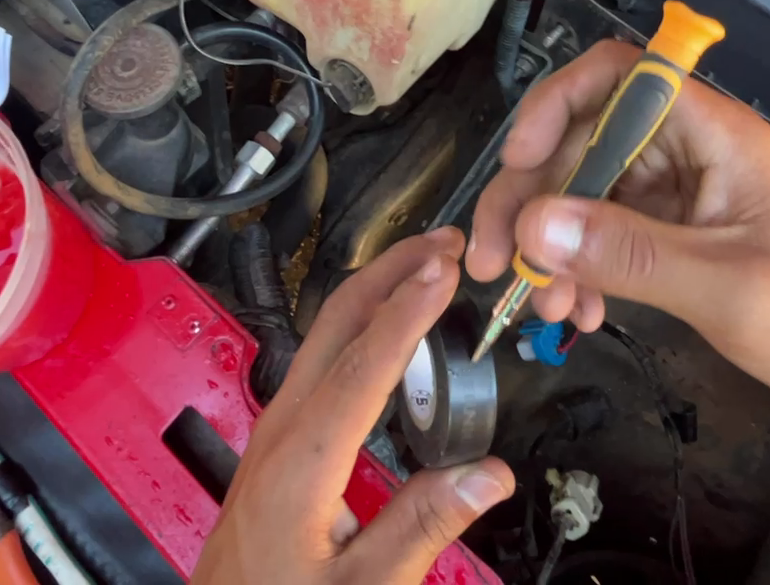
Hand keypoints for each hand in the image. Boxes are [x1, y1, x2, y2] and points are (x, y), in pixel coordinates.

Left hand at [193, 228, 514, 584]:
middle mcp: (285, 420)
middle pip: (339, 318)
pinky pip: (326, 351)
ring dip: (380, 286)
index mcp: (303, 456)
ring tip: (428, 265)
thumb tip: (490, 472)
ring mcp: (279, 418)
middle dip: (393, 269)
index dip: (410, 310)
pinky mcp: (283, 427)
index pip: (365, 363)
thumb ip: (422, 527)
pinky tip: (394, 319)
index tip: (446, 268)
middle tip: (445, 243)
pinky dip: (366, 318)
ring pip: (330, 328)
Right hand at [466, 40, 769, 414]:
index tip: (520, 161)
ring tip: (536, 305)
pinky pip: (599, 234)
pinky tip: (574, 311)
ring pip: (580, 192)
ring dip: (546, 245)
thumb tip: (531, 229)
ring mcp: (671, 190)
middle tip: (489, 260)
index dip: (556, 102)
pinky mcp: (667, 230)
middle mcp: (681, 147)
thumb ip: (629, 255)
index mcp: (708, 131)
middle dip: (529, 199)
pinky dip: (576, 268)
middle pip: (578, 142)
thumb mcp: (729, 288)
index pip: (616, 75)